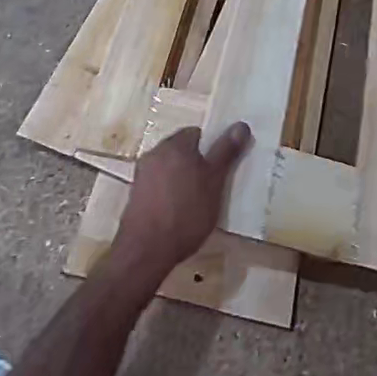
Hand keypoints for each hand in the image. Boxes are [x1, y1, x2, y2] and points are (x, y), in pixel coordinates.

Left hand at [110, 122, 250, 278]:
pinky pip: (158, 185)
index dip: (211, 148)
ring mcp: (142, 174)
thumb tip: (241, 124)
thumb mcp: (215, 181)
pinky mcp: (135, 195)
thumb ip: (227, 151)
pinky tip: (178, 213)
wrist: (146, 251)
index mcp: (176, 144)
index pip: (197, 133)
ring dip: (182, 178)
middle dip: (196, 163)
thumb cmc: (186, 212)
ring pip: (169, 168)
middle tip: (211, 185)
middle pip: (182, 150)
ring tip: (196, 202)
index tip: (220, 168)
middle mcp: (155, 152)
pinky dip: (169, 193)